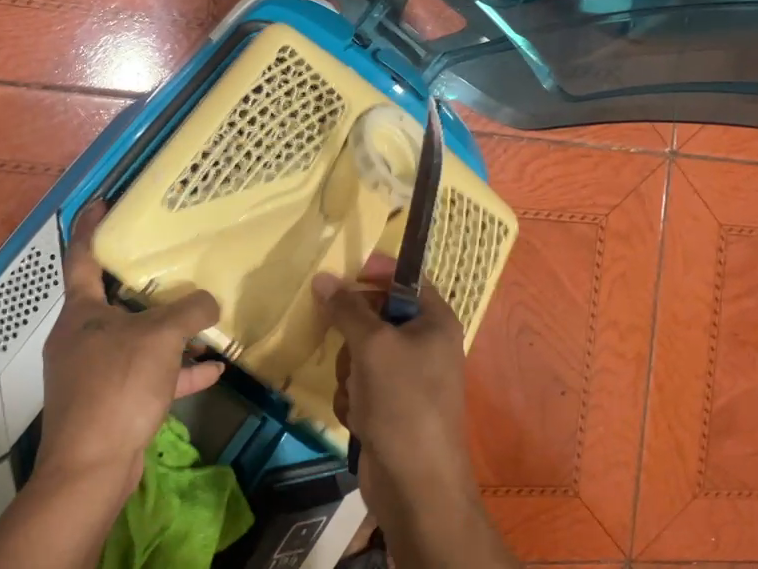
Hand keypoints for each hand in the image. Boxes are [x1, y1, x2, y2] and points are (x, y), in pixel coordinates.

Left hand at [36, 203, 224, 504]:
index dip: (90, 226)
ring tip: (204, 320)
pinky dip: (175, 371)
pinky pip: (146, 376)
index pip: (81, 256)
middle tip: (171, 263)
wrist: (90, 468)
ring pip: (133, 340)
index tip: (102, 202)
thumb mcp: (159, 338)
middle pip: (112, 300)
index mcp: (81, 311)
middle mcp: (80, 337)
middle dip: (142, 285)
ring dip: (167, 332)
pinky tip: (212, 368)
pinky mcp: (108, 404)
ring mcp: (92, 373)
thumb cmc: (116, 386)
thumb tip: (210, 301)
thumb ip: (189, 312)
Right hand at [314, 266, 517, 568]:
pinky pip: (358, 385)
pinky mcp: (388, 408)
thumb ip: (346, 308)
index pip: (405, 278)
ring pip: (359, 352)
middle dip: (353, 335)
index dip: (375, 271)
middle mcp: (424, 345)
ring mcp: (406, 379)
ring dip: (349, 372)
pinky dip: (352, 398)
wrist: (416, 486)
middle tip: (348, 347)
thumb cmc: (403, 402)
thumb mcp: (372, 345)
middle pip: (376, 316)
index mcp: (435, 321)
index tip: (340, 272)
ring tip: (357, 393)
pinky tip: (358, 418)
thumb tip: (322, 278)